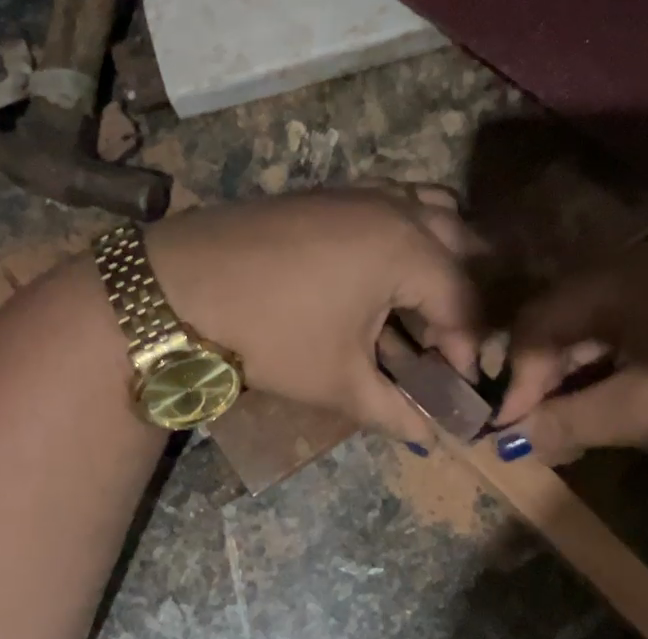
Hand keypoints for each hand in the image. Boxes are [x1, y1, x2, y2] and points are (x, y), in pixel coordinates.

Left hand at [143, 186, 481, 444]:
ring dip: (443, 253)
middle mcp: (395, 209)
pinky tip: (383, 275)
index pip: (463, 301)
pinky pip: (393, 201)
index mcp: (408, 250)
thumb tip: (429, 437)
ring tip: (425, 304)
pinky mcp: (329, 193)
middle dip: (464, 297)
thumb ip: (394, 411)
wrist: (180, 286)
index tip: (455, 387)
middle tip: (445, 344)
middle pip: (461, 244)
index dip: (467, 349)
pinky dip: (408, 232)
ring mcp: (360, 192)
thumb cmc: (271, 337)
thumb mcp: (339, 383)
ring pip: (431, 209)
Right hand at [489, 243, 647, 465]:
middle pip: (565, 315)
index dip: (517, 376)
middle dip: (541, 374)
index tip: (508, 430)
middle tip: (533, 426)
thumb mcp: (642, 413)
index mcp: (629, 277)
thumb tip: (507, 440)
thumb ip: (568, 421)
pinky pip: (629, 333)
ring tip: (565, 422)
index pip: (541, 318)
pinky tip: (607, 403)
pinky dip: (606, 369)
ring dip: (572, 375)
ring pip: (597, 326)